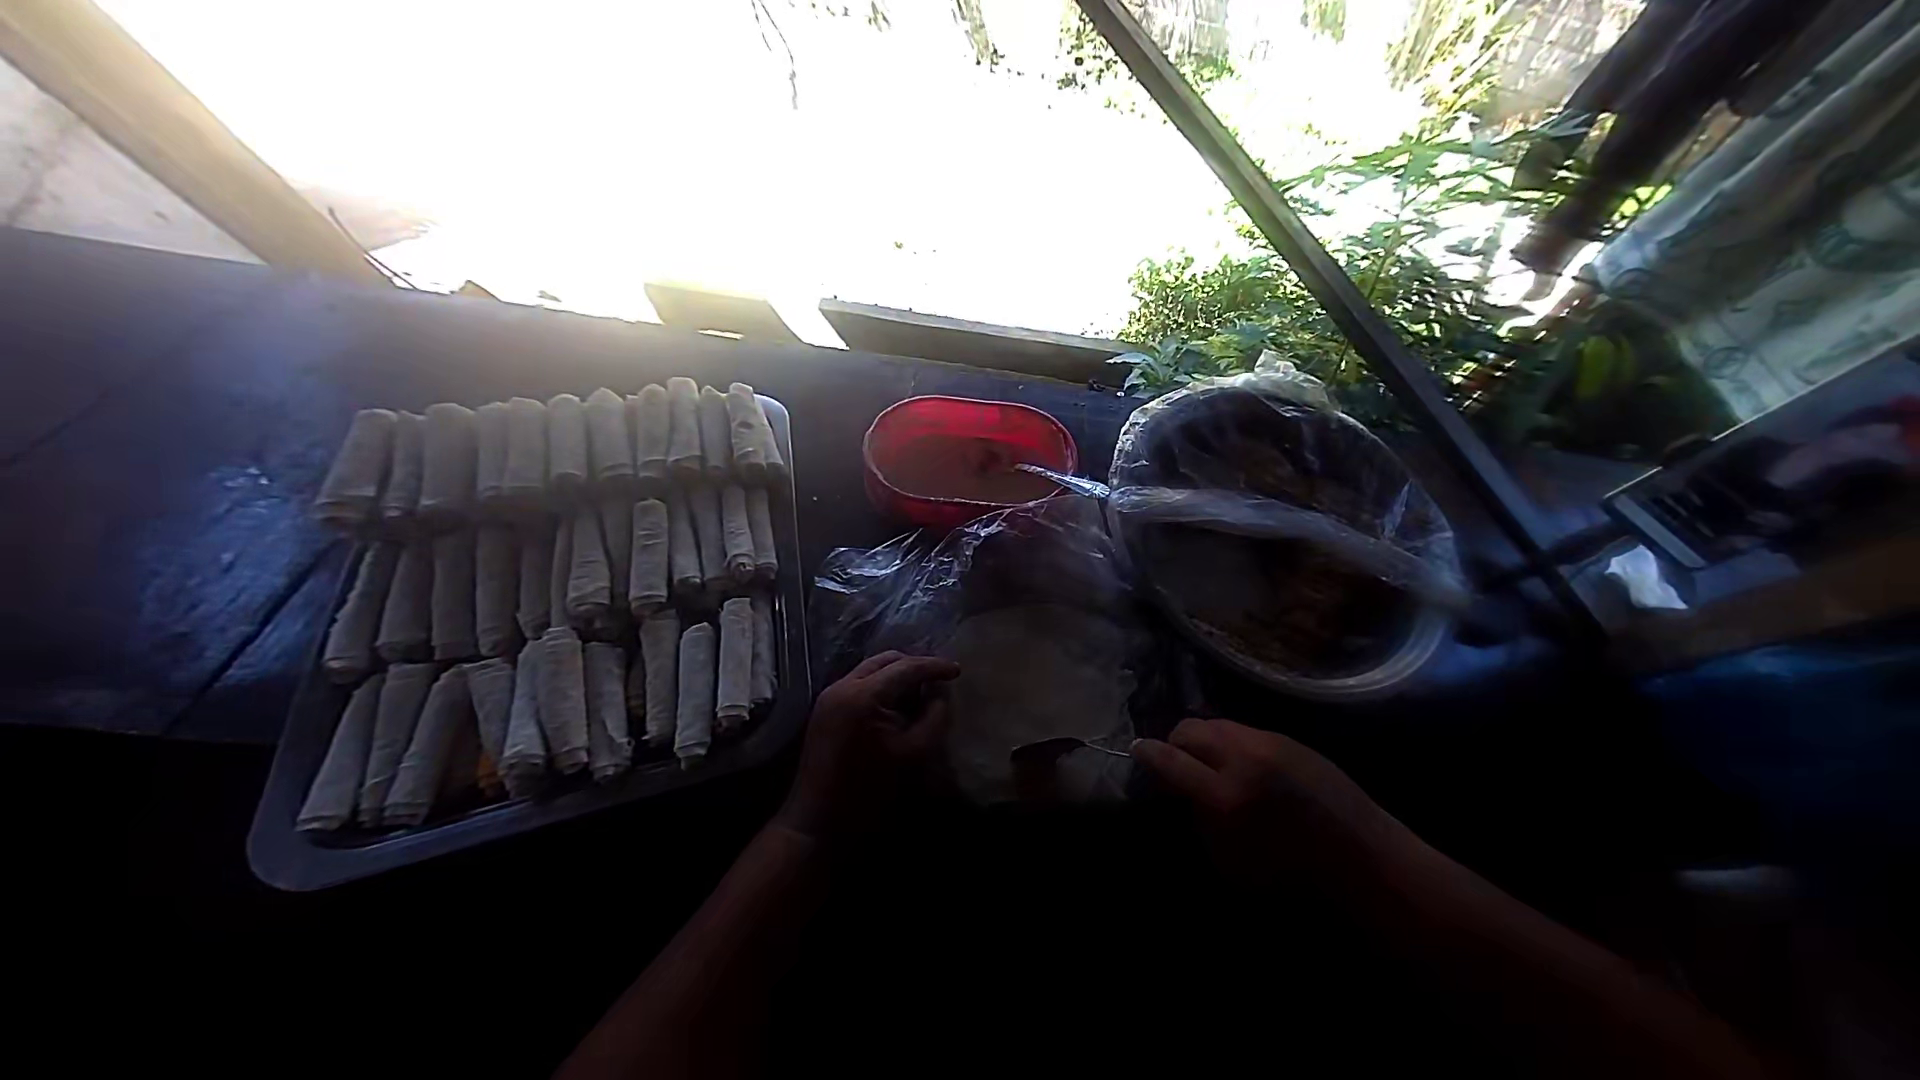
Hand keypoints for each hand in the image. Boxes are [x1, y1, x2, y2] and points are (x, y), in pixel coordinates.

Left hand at [776, 651, 960, 843]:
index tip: (958, 670)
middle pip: (885, 661)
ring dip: (897, 674)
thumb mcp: (914, 754)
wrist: (819, 822)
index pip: (905, 668)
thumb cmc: (870, 791)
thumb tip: (939, 692)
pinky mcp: (824, 709)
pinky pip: (858, 684)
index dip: (934, 666)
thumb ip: (933, 717)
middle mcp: (842, 686)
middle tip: (939, 678)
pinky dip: (881, 685)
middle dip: (914, 665)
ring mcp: (829, 696)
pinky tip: (898, 702)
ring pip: (870, 669)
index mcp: (863, 696)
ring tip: (922, 689)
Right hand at [1130, 718, 1412, 887]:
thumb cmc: (1298, 883)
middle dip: (1174, 744)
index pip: (1168, 759)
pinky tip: (1244, 767)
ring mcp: (1272, 743)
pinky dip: (1233, 744)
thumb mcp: (1231, 865)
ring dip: (1204, 741)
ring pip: (1218, 724)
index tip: (1136, 751)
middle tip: (1175, 764)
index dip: (1146, 753)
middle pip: (1189, 729)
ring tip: (1209, 764)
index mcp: (1226, 795)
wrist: (1371, 867)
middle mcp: (1245, 758)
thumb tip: (1181, 791)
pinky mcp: (1292, 741)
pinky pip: (1246, 731)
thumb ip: (1200, 820)